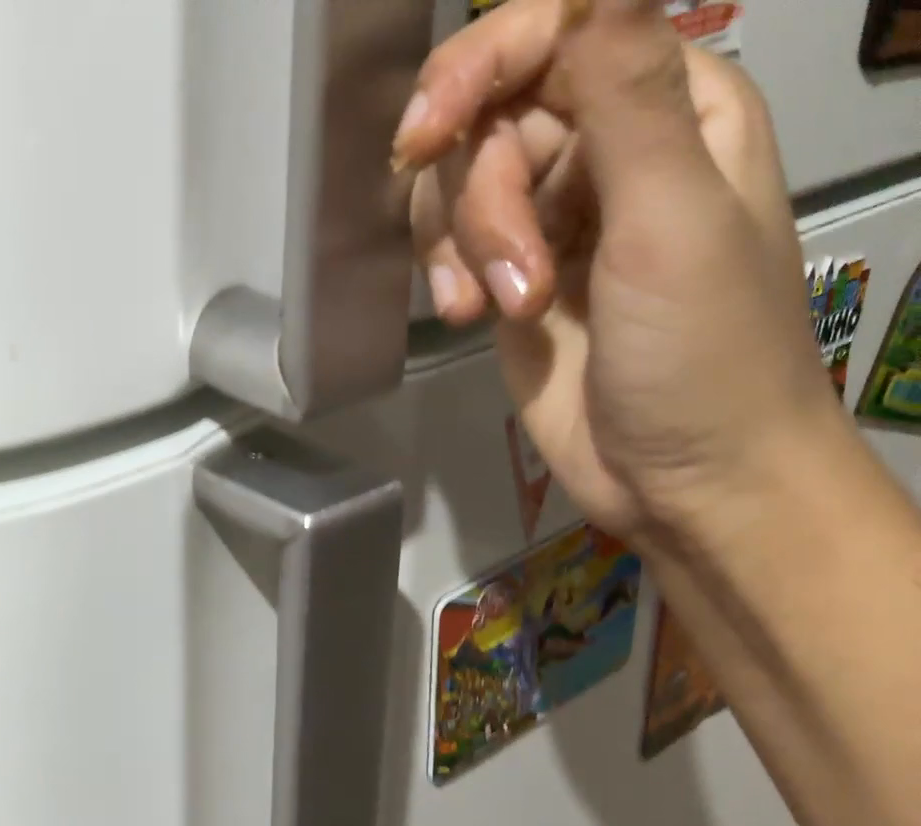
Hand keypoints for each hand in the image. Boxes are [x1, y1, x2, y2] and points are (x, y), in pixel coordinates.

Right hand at [403, 0, 843, 539]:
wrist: (681, 474)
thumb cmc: (707, 352)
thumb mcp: (671, 222)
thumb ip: (626, 103)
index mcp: (671, 108)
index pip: (555, 37)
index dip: (480, 69)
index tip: (427, 134)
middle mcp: (602, 147)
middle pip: (487, 119)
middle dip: (480, 201)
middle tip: (511, 278)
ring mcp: (547, 213)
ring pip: (454, 183)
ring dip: (463, 249)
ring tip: (505, 308)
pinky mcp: (504, 270)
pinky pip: (443, 241)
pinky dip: (444, 278)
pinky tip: (469, 318)